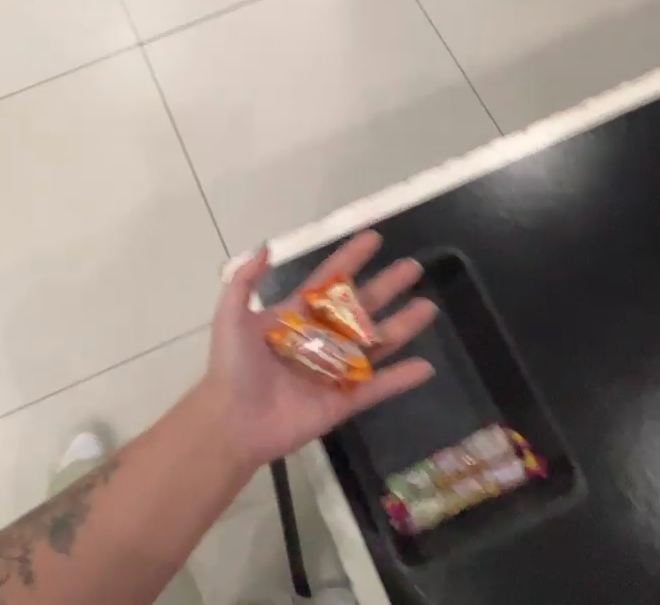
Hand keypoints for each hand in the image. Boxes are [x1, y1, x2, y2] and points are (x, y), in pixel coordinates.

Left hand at [196, 230, 438, 472]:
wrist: (232, 420)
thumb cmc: (232, 365)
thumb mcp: (231, 315)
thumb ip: (245, 280)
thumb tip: (266, 246)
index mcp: (295, 316)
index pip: (328, 281)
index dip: (349, 259)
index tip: (373, 238)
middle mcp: (319, 338)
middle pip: (360, 307)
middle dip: (386, 286)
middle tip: (413, 267)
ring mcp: (334, 370)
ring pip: (375, 343)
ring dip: (402, 325)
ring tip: (428, 306)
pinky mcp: (343, 400)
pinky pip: (377, 386)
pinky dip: (401, 378)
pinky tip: (425, 365)